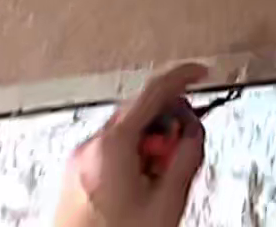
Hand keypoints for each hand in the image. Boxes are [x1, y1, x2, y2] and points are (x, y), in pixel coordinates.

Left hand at [54, 63, 207, 226]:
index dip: (183, 76)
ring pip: (127, 130)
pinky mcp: (74, 180)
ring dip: (153, 139)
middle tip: (188, 136)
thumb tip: (194, 132)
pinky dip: (135, 154)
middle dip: (169, 118)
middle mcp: (90, 148)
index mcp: (111, 145)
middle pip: (140, 110)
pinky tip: (145, 183)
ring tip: (165, 172)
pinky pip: (112, 149)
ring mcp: (78, 164)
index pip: (154, 90)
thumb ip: (187, 156)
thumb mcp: (166, 203)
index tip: (201, 73)